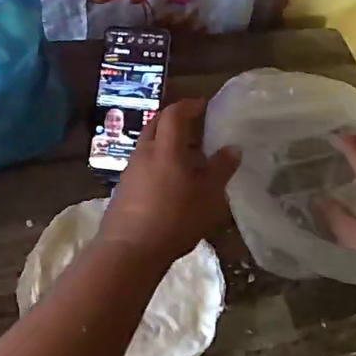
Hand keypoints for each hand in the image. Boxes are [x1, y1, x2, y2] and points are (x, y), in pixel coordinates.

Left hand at [98, 99, 240, 265]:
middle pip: (156, 124)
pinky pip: (143, 164)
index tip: (203, 105)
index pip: (174, 114)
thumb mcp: (209, 195)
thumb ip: (221, 169)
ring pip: (148, 145)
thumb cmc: (175, 218)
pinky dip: (158, 162)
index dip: (189, 105)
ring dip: (166, 143)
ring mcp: (131, 171)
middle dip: (175, 120)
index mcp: (166, 148)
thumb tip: (232, 148)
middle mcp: (145, 152)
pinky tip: (171, 181)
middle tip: (195, 127)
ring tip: (187, 157)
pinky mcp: (123, 189)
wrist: (129, 250)